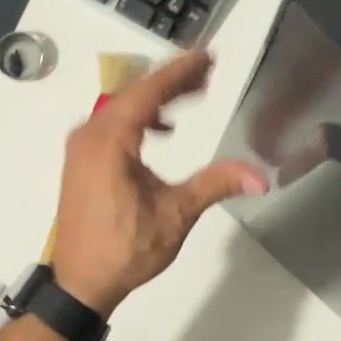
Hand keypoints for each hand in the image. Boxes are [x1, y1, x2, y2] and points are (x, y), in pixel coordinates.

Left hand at [52, 50, 266, 313]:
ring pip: (120, 108)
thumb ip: (215, 185)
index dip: (180, 72)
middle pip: (134, 94)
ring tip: (191, 96)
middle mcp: (89, 136)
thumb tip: (261, 177)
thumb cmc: (126, 249)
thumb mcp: (175, 215)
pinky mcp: (79, 162)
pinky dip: (137, 118)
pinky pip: (110, 125)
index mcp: (110, 142)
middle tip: (207, 73)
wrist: (81, 282)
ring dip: (155, 99)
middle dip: (172, 82)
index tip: (206, 57)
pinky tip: (160, 129)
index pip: (149, 92)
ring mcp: (80, 148)